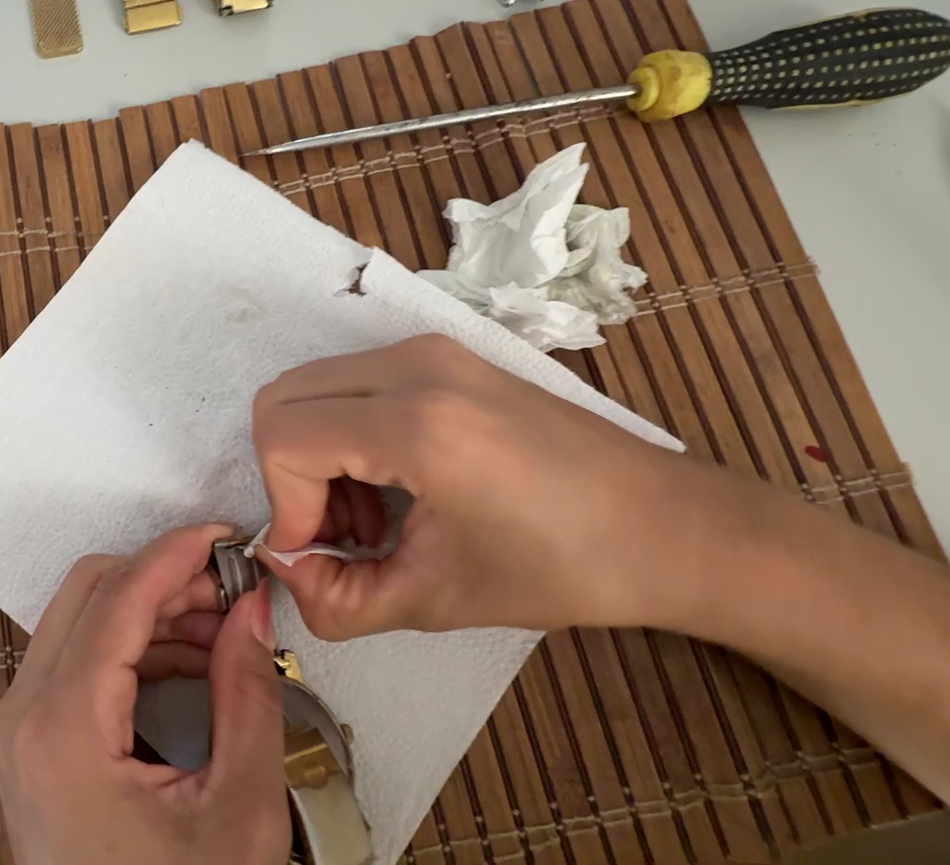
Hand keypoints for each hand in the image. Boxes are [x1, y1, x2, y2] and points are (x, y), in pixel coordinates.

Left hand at [0, 524, 290, 864]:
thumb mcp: (236, 807)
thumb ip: (247, 692)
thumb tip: (250, 608)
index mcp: (60, 730)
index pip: (118, 597)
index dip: (176, 554)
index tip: (225, 537)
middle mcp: (21, 717)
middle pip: (91, 592)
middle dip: (166, 578)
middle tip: (231, 590)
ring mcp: (18, 728)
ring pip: (83, 618)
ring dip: (152, 610)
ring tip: (222, 632)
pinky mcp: (31, 741)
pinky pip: (80, 657)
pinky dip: (134, 644)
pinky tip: (191, 663)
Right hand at [252, 334, 743, 636]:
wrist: (668, 525)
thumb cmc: (563, 568)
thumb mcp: (437, 600)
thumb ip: (336, 599)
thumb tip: (281, 569)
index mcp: (417, 423)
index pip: (283, 437)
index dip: (285, 506)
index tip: (323, 554)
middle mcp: (414, 366)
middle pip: (281, 400)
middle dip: (290, 474)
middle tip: (337, 532)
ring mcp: (428, 350)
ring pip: (311, 387)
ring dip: (314, 453)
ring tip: (367, 515)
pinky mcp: (441, 355)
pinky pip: (351, 381)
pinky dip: (343, 431)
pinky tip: (391, 483)